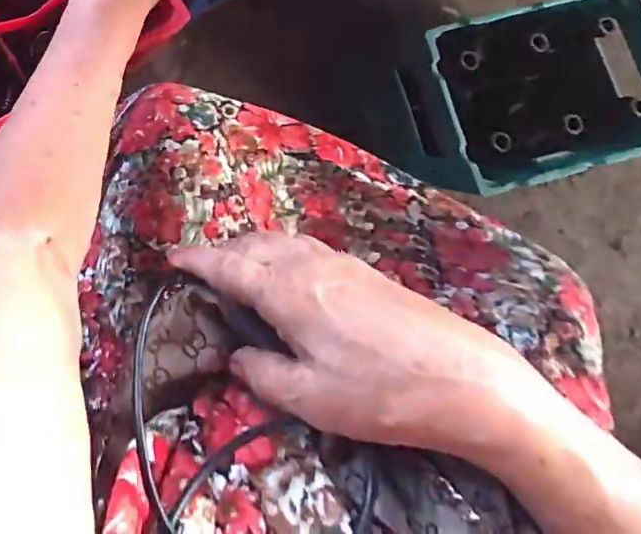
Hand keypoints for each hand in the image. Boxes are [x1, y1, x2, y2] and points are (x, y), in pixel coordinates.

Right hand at [170, 232, 551, 456]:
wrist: (471, 380)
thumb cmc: (384, 392)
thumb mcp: (314, 399)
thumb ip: (263, 374)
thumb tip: (236, 356)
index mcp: (285, 289)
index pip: (226, 264)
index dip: (195, 260)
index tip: (170, 259)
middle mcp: (305, 263)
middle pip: (249, 244)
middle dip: (219, 252)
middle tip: (200, 272)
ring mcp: (335, 261)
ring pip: (276, 240)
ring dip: (248, 248)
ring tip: (237, 270)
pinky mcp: (359, 269)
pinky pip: (300, 246)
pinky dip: (276, 251)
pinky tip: (286, 275)